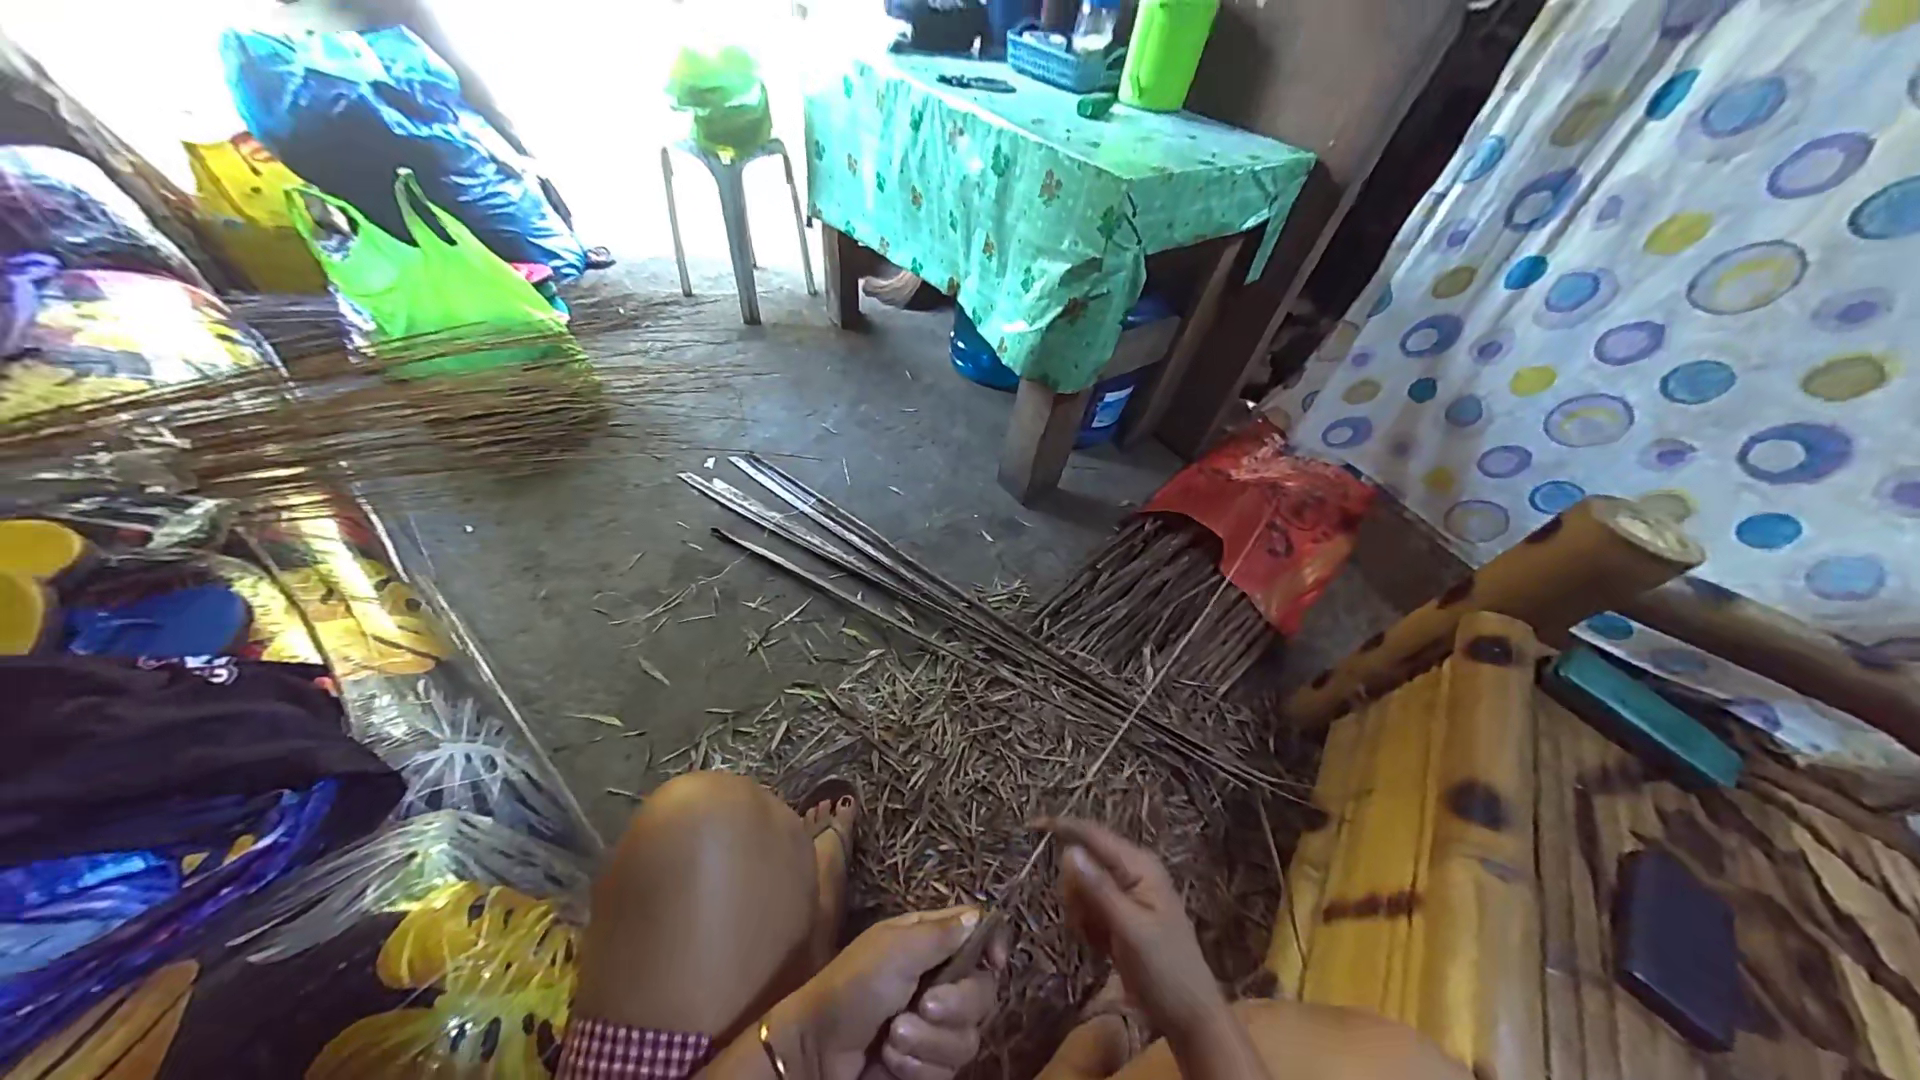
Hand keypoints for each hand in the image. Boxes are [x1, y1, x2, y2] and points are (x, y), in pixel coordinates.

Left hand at [774, 906, 1002, 1079]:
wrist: (817, 1053)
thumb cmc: (853, 986)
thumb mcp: (895, 948)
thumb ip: (941, 933)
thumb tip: (980, 916)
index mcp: (931, 941)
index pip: (980, 933)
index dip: (994, 945)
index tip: (994, 961)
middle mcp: (940, 978)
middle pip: (984, 990)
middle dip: (956, 1004)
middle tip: (923, 1004)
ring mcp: (935, 1024)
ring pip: (969, 1037)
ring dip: (929, 1040)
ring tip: (893, 1036)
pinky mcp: (928, 1063)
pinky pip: (949, 1069)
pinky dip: (920, 1066)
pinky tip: (892, 1061)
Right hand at [1037, 818, 1228, 1039]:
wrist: (1190, 1019)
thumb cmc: (1166, 972)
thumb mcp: (1130, 929)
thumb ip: (1098, 889)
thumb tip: (1068, 850)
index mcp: (1139, 866)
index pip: (1093, 834)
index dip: (1062, 827)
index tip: (1032, 825)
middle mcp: (1132, 872)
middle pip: (1083, 861)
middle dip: (1075, 890)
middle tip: (1085, 922)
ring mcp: (1126, 894)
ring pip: (1082, 886)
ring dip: (1080, 912)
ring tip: (1098, 940)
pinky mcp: (1119, 915)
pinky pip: (1087, 908)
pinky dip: (1086, 925)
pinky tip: (1100, 946)